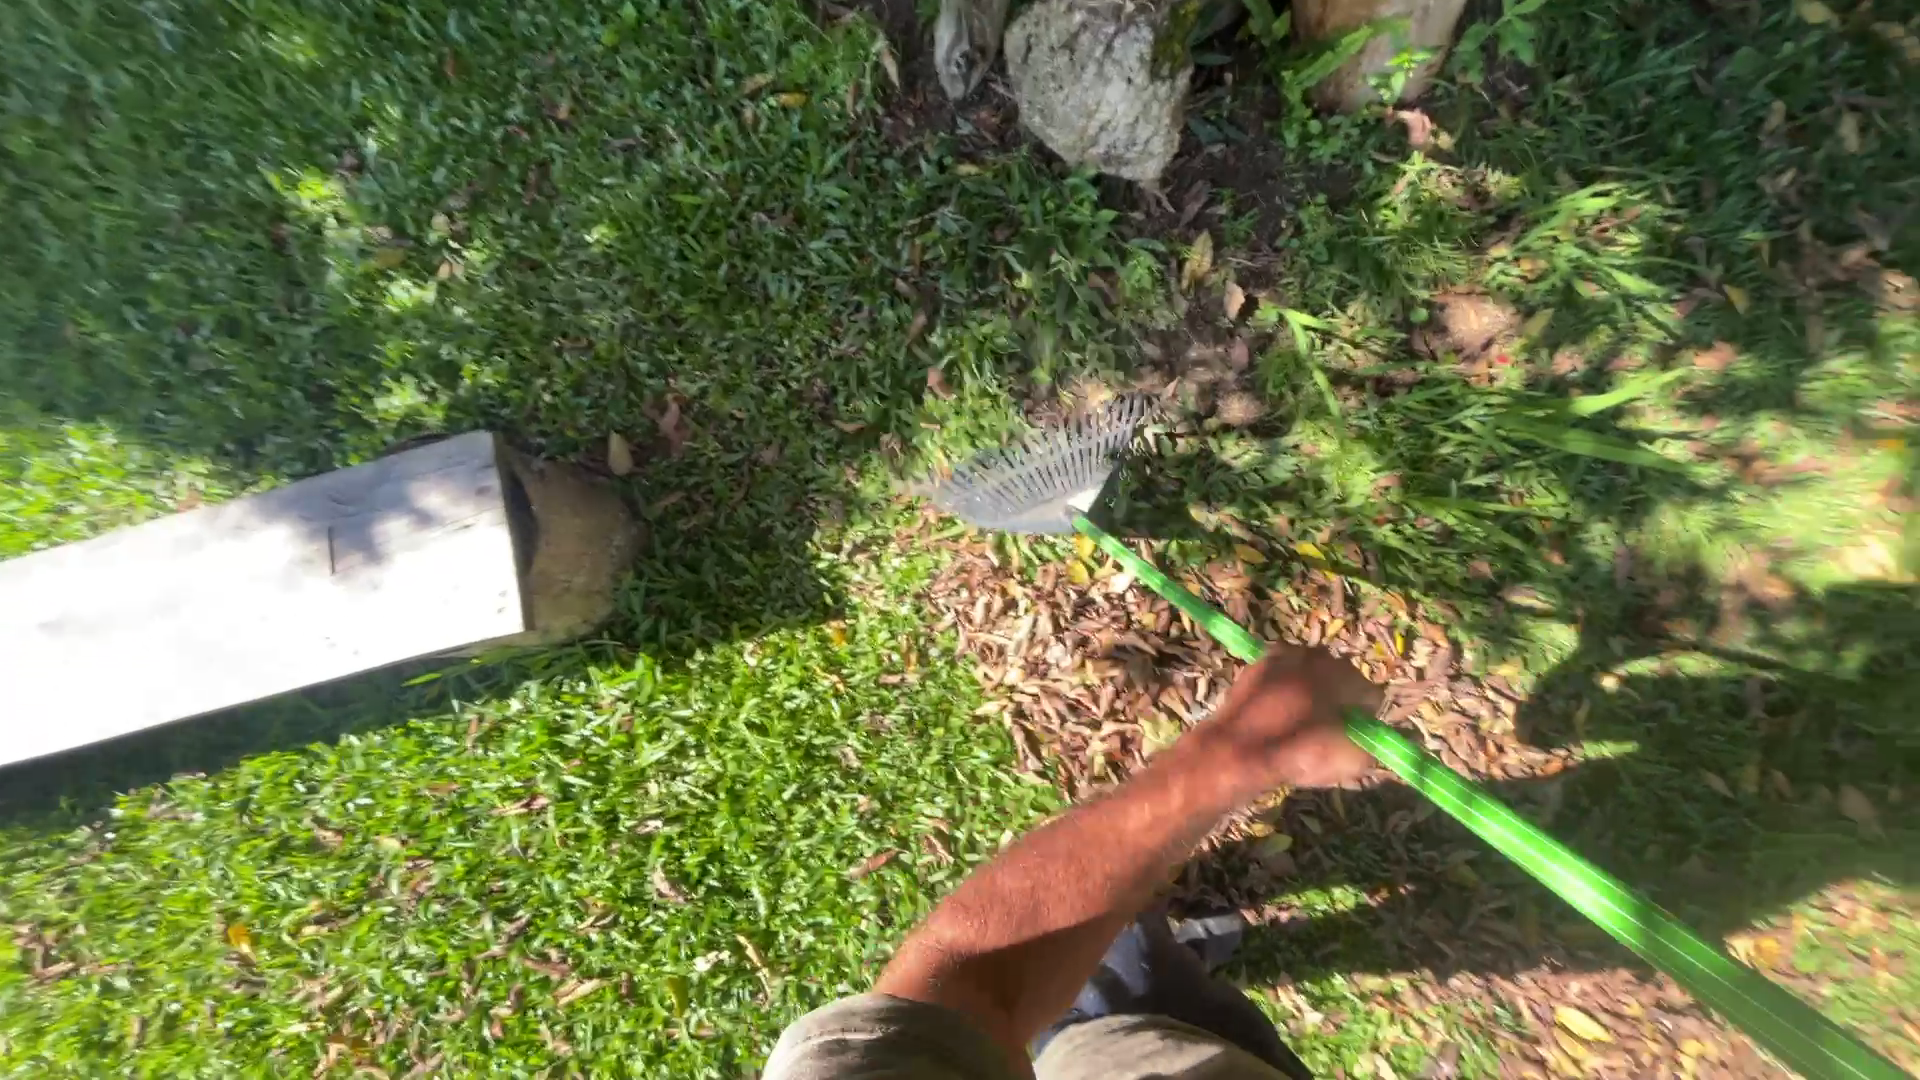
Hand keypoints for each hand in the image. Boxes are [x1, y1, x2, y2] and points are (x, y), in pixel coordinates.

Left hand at [1187, 646, 1380, 793]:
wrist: (1240, 747)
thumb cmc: (1301, 752)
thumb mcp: (1354, 759)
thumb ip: (1375, 741)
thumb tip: (1376, 735)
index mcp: (1347, 674)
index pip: (1369, 695)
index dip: (1363, 718)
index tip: (1350, 735)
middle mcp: (1318, 656)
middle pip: (1339, 678)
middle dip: (1336, 698)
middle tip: (1323, 727)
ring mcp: (1284, 655)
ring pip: (1309, 673)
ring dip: (1308, 689)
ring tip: (1296, 719)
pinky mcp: (1257, 662)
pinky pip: (1281, 673)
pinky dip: (1283, 685)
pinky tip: (1275, 707)